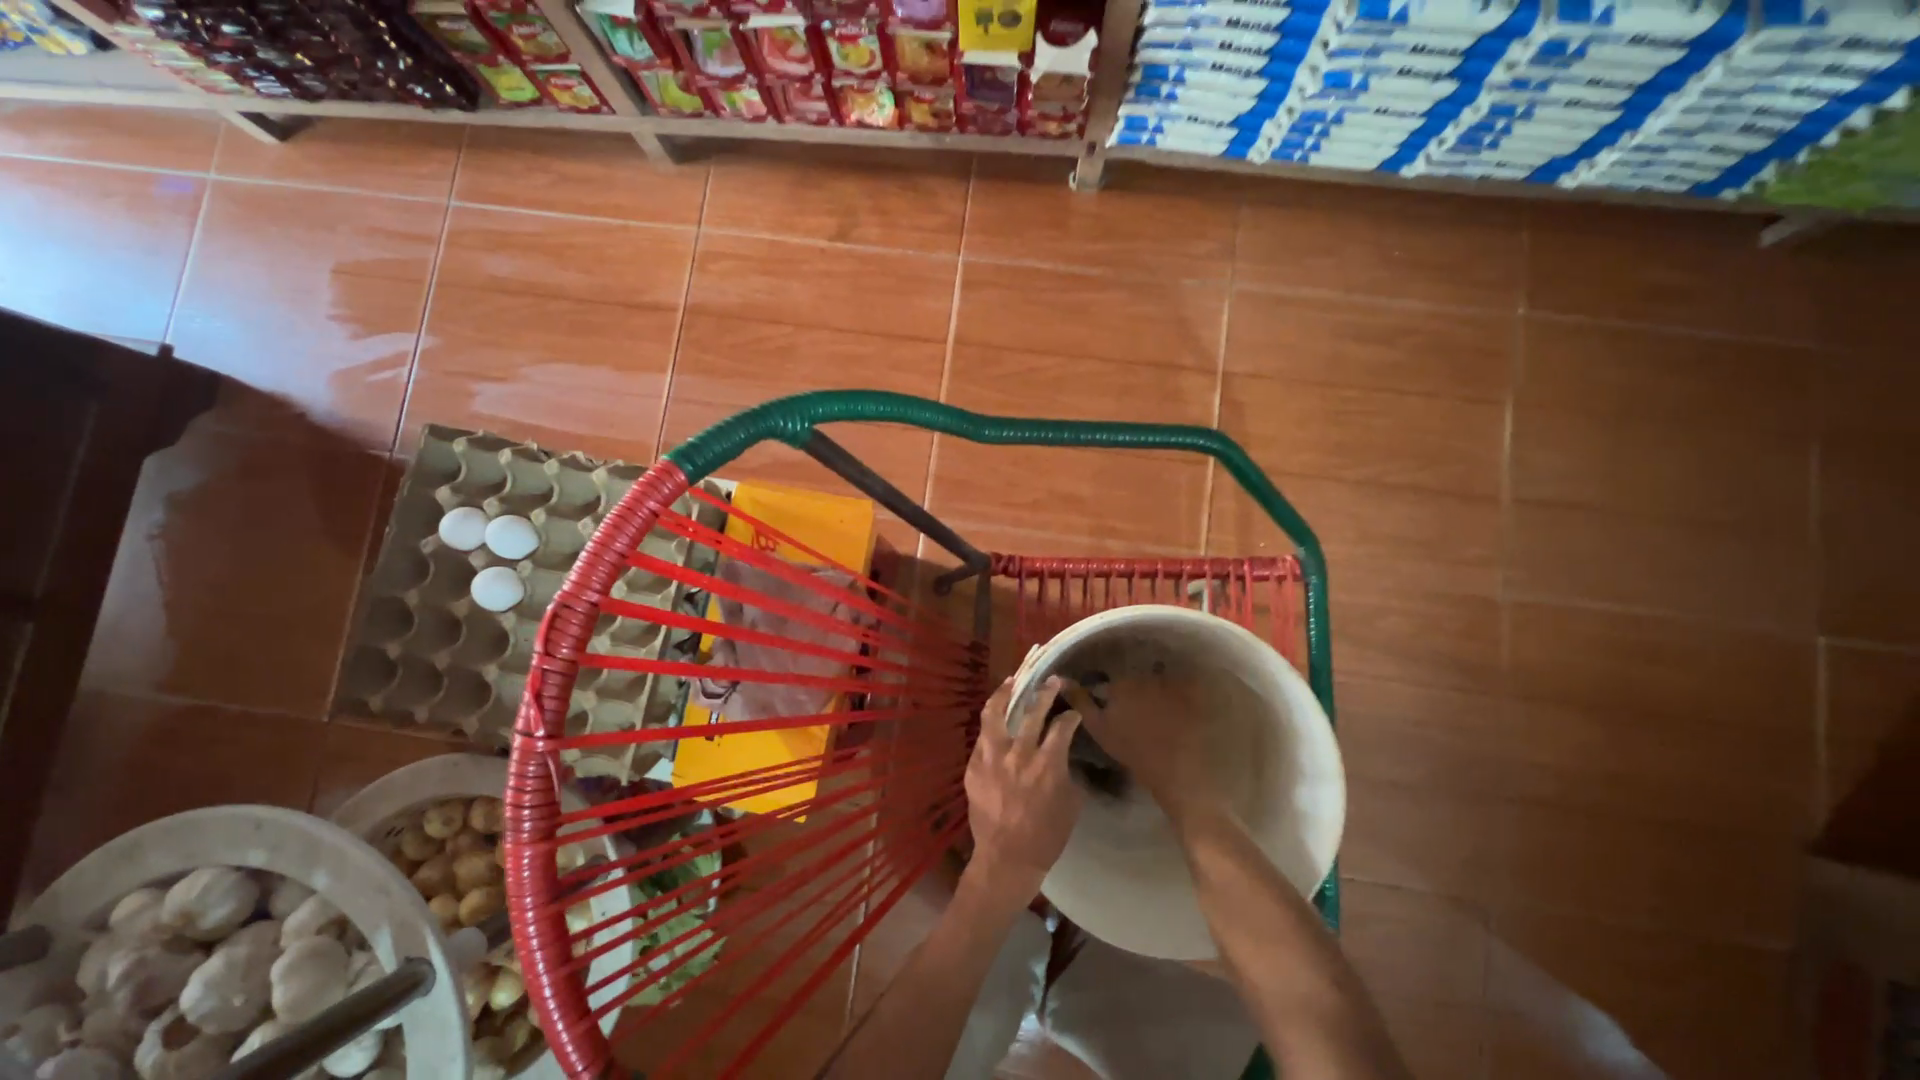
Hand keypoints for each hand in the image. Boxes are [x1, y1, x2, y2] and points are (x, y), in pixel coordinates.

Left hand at [962, 676, 1082, 907]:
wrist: (1007, 858)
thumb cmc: (1046, 835)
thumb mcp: (1070, 804)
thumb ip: (1066, 773)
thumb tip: (1064, 759)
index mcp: (1048, 763)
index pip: (1062, 727)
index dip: (1070, 716)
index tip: (1073, 713)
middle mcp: (1019, 754)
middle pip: (1032, 712)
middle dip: (1044, 692)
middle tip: (1050, 681)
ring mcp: (992, 758)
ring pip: (994, 715)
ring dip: (1004, 695)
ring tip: (1010, 681)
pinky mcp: (973, 767)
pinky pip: (981, 739)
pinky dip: (990, 726)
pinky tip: (994, 719)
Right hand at [1080, 668, 1209, 813]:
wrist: (1174, 768)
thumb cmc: (1131, 750)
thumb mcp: (1098, 727)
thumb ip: (1080, 701)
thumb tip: (1061, 679)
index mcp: (1120, 683)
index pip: (1109, 683)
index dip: (1109, 697)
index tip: (1113, 712)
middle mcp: (1145, 676)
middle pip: (1134, 680)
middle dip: (1132, 693)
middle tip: (1135, 715)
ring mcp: (1171, 683)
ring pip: (1156, 682)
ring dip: (1154, 693)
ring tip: (1157, 715)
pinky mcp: (1192, 692)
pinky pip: (1182, 685)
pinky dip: (1179, 693)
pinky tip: (1176, 713)